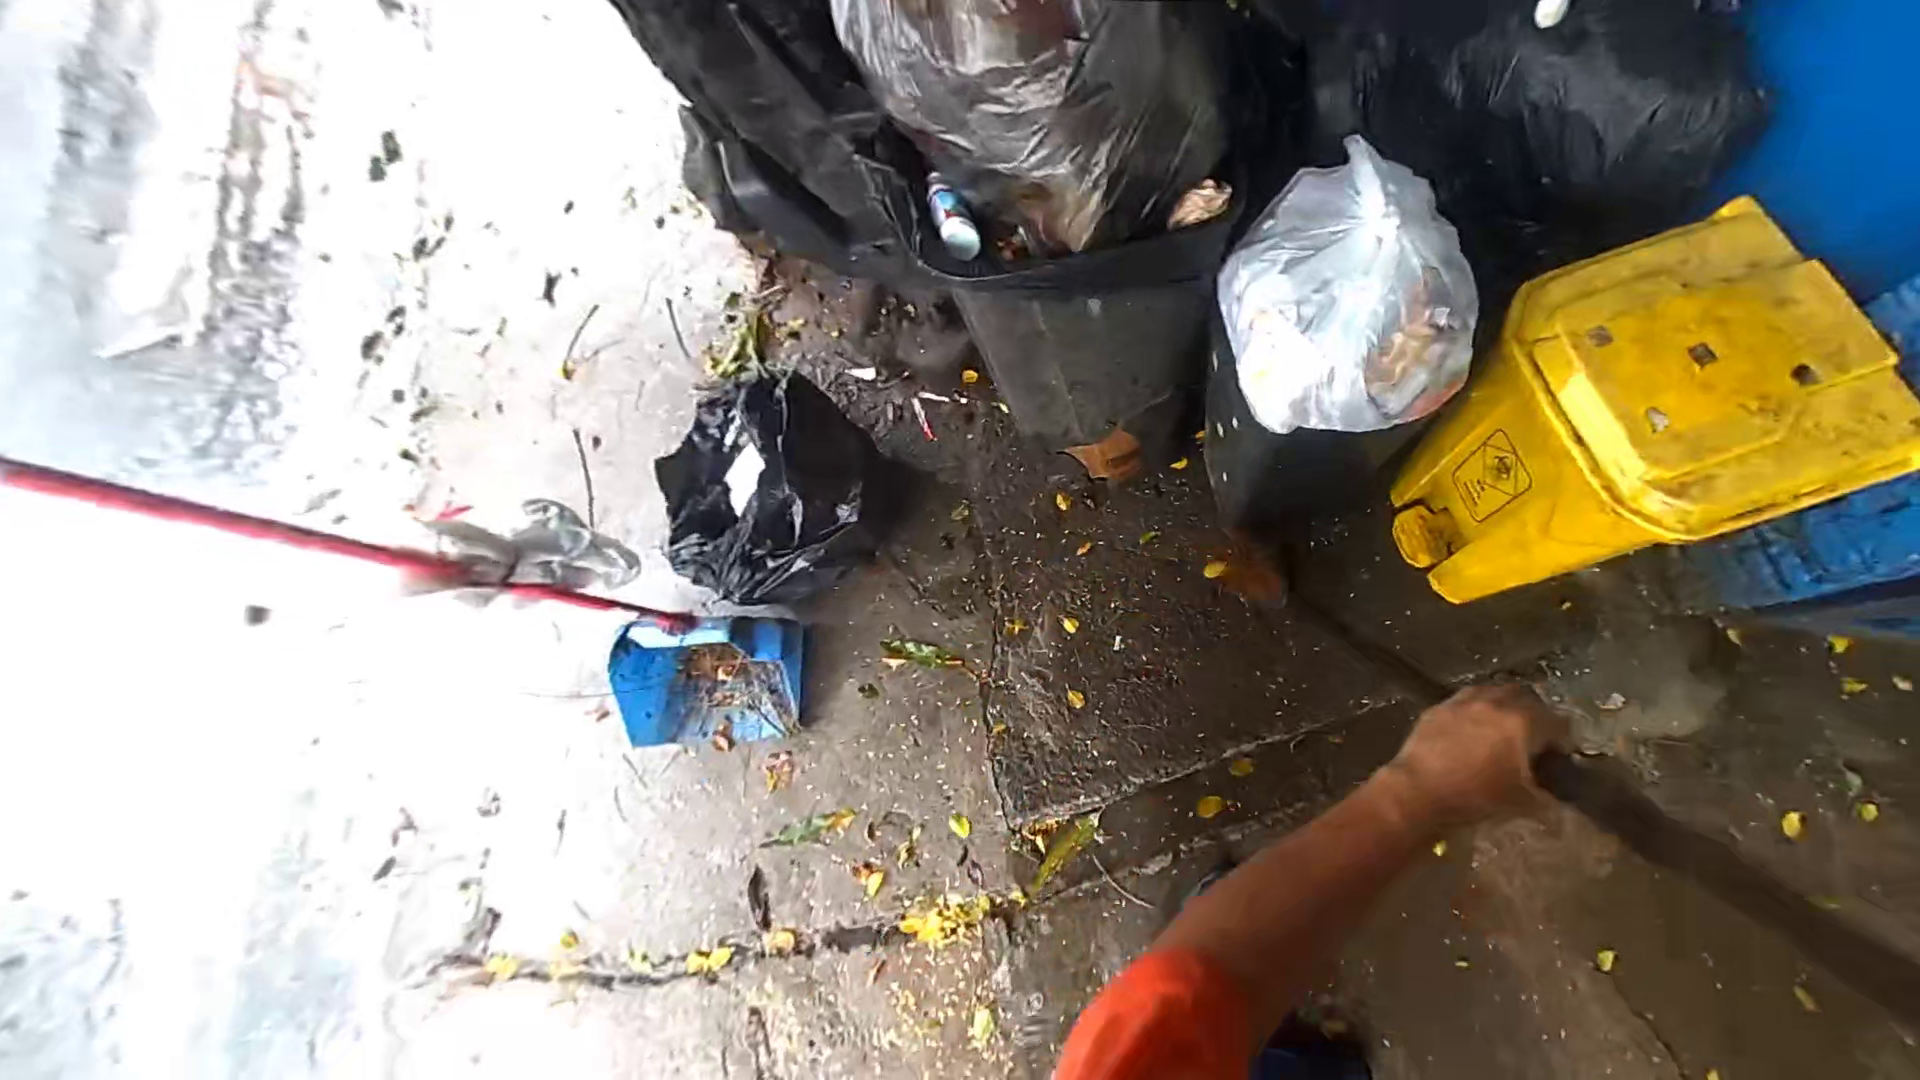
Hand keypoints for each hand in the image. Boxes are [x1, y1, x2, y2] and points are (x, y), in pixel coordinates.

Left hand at [1382, 684, 1565, 827]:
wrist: (1420, 789)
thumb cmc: (1478, 796)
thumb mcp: (1527, 800)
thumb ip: (1547, 788)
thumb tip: (1549, 787)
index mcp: (1521, 722)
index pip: (1558, 721)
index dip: (1563, 740)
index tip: (1558, 756)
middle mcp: (1490, 703)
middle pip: (1523, 697)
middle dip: (1534, 715)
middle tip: (1533, 738)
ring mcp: (1458, 703)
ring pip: (1489, 692)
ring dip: (1501, 705)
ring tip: (1502, 729)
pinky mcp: (1434, 709)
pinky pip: (1461, 701)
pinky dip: (1473, 709)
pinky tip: (1472, 728)